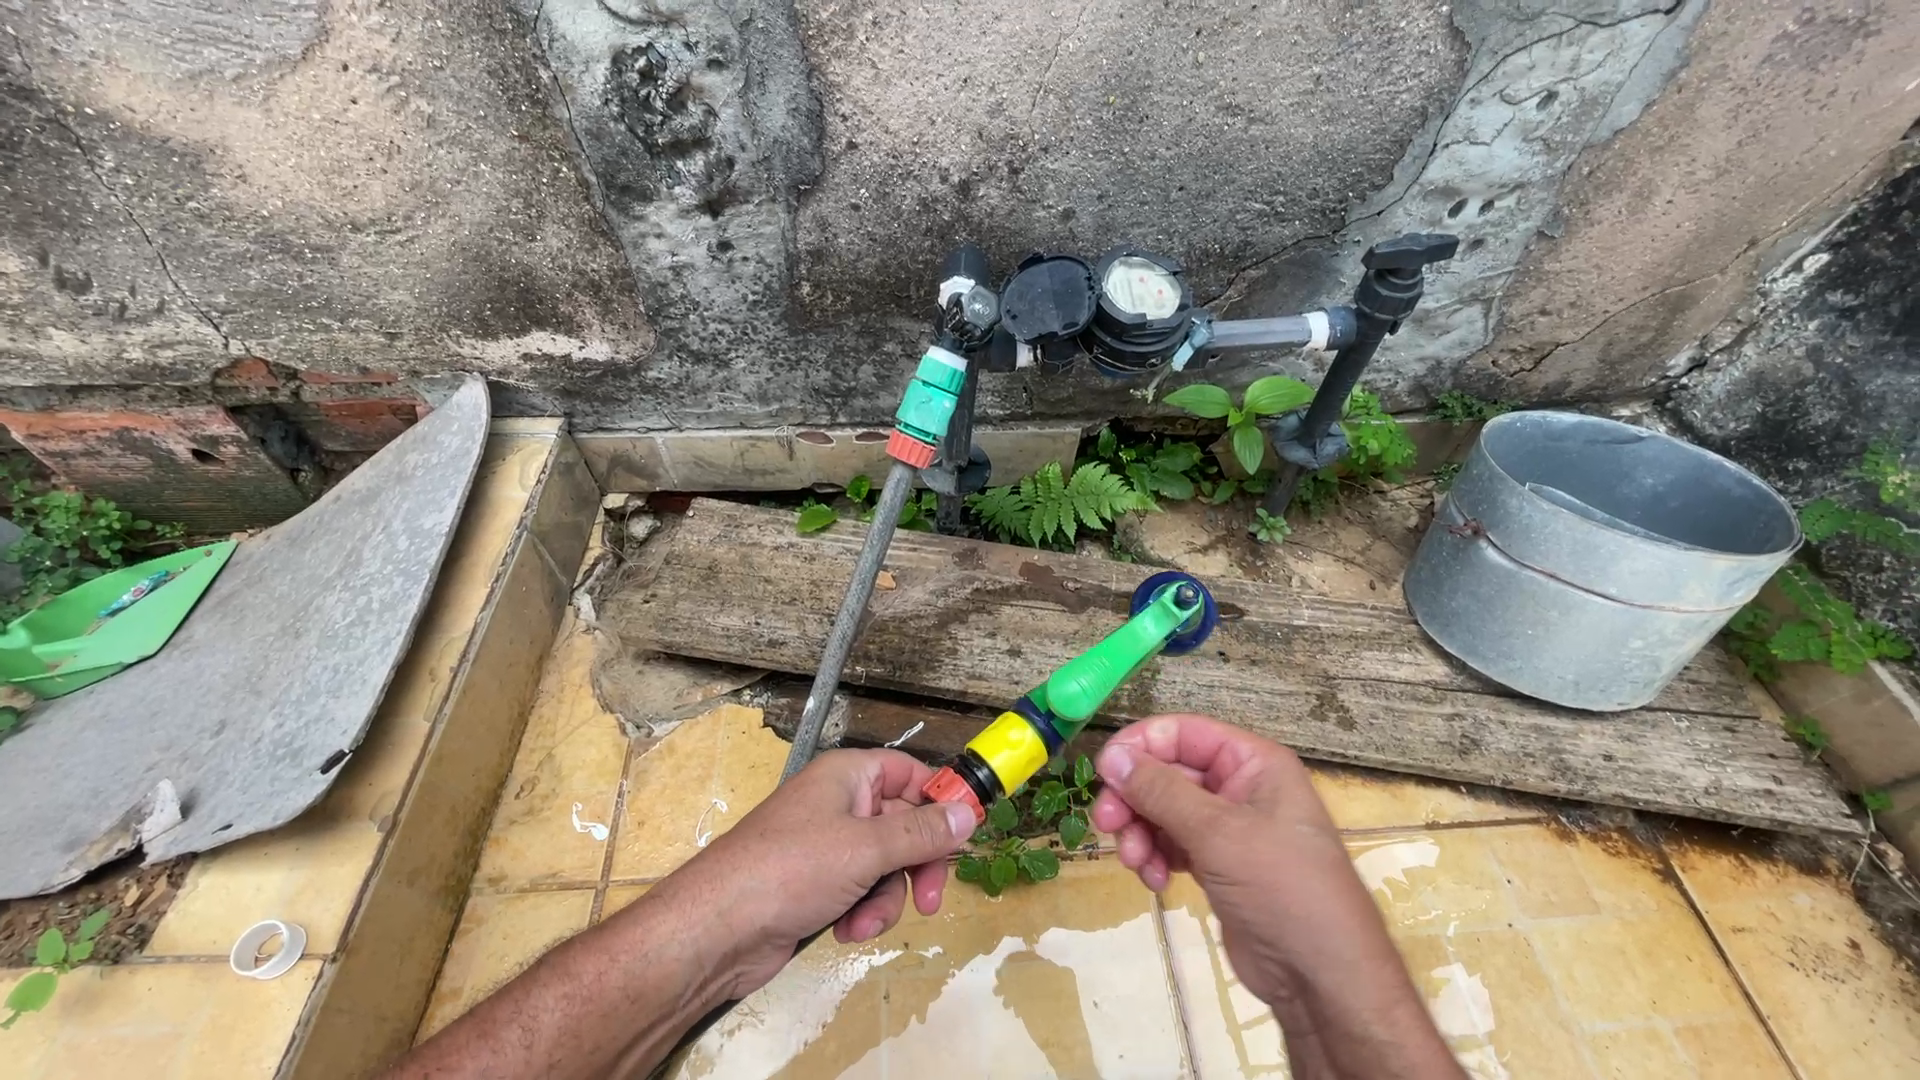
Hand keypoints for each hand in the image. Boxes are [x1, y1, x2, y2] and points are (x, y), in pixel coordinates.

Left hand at [649, 748, 974, 999]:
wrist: (718, 930)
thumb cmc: (792, 869)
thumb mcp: (865, 848)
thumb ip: (921, 832)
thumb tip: (969, 813)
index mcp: (849, 776)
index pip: (910, 774)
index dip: (939, 800)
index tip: (966, 832)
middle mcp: (841, 804)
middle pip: (904, 825)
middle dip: (915, 866)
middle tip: (928, 900)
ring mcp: (829, 845)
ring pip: (886, 865)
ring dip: (886, 898)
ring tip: (864, 921)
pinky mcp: (819, 884)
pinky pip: (863, 890)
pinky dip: (863, 911)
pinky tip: (846, 930)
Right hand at [1090, 715, 1460, 1078]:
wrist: (1323, 980)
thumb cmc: (1282, 889)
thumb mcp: (1218, 833)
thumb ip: (1160, 790)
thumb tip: (1110, 756)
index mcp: (1252, 763)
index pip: (1183, 732)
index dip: (1141, 745)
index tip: (1103, 771)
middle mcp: (1239, 787)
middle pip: (1167, 772)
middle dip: (1134, 798)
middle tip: (1106, 824)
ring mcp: (1229, 827)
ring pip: (1163, 810)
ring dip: (1141, 832)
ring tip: (1135, 862)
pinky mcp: (1218, 864)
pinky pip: (1171, 843)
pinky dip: (1156, 857)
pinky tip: (1156, 881)